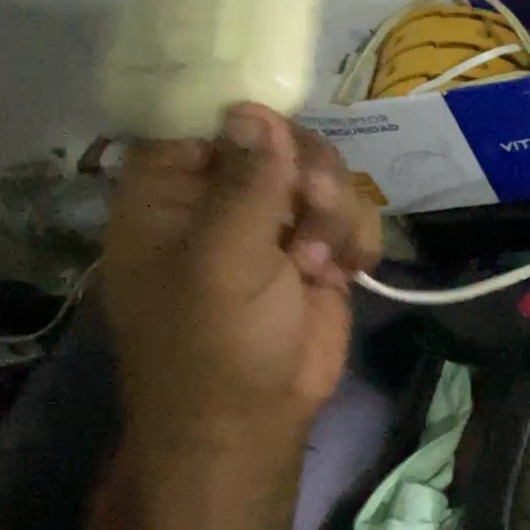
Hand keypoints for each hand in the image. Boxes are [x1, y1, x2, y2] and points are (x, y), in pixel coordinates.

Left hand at [102, 104, 380, 461]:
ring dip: (336, 213)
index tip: (284, 115)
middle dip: (309, 174)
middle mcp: (222, 203)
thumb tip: (255, 110)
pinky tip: (348, 269)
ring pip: (325, 177)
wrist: (256, 419)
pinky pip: (352, 215)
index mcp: (170, 199)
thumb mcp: (223, 261)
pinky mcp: (319, 252)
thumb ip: (246, 184)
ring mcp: (274, 228)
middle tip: (311, 208)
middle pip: (278, 143)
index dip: (240, 111)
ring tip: (322, 261)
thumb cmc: (214, 344)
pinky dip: (358, 237)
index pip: (198, 124)